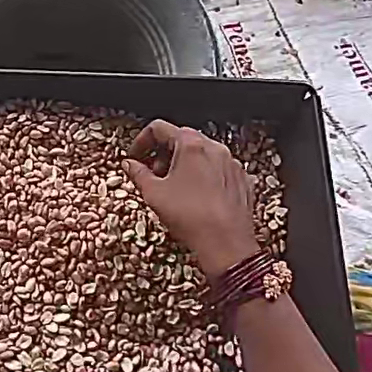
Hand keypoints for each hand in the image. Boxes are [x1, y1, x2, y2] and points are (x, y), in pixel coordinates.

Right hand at [122, 120, 260, 278]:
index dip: (141, 141)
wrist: (226, 243)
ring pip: (201, 154)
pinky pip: (216, 170)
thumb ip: (138, 173)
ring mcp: (231, 164)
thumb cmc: (191, 217)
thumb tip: (129, 164)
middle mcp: (214, 149)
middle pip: (181, 139)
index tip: (135, 156)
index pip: (159, 128)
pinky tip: (194, 197)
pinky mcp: (241, 180)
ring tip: (172, 188)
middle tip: (151, 174)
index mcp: (191, 145)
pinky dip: (202, 176)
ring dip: (182, 164)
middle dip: (162, 154)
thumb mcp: (153, 193)